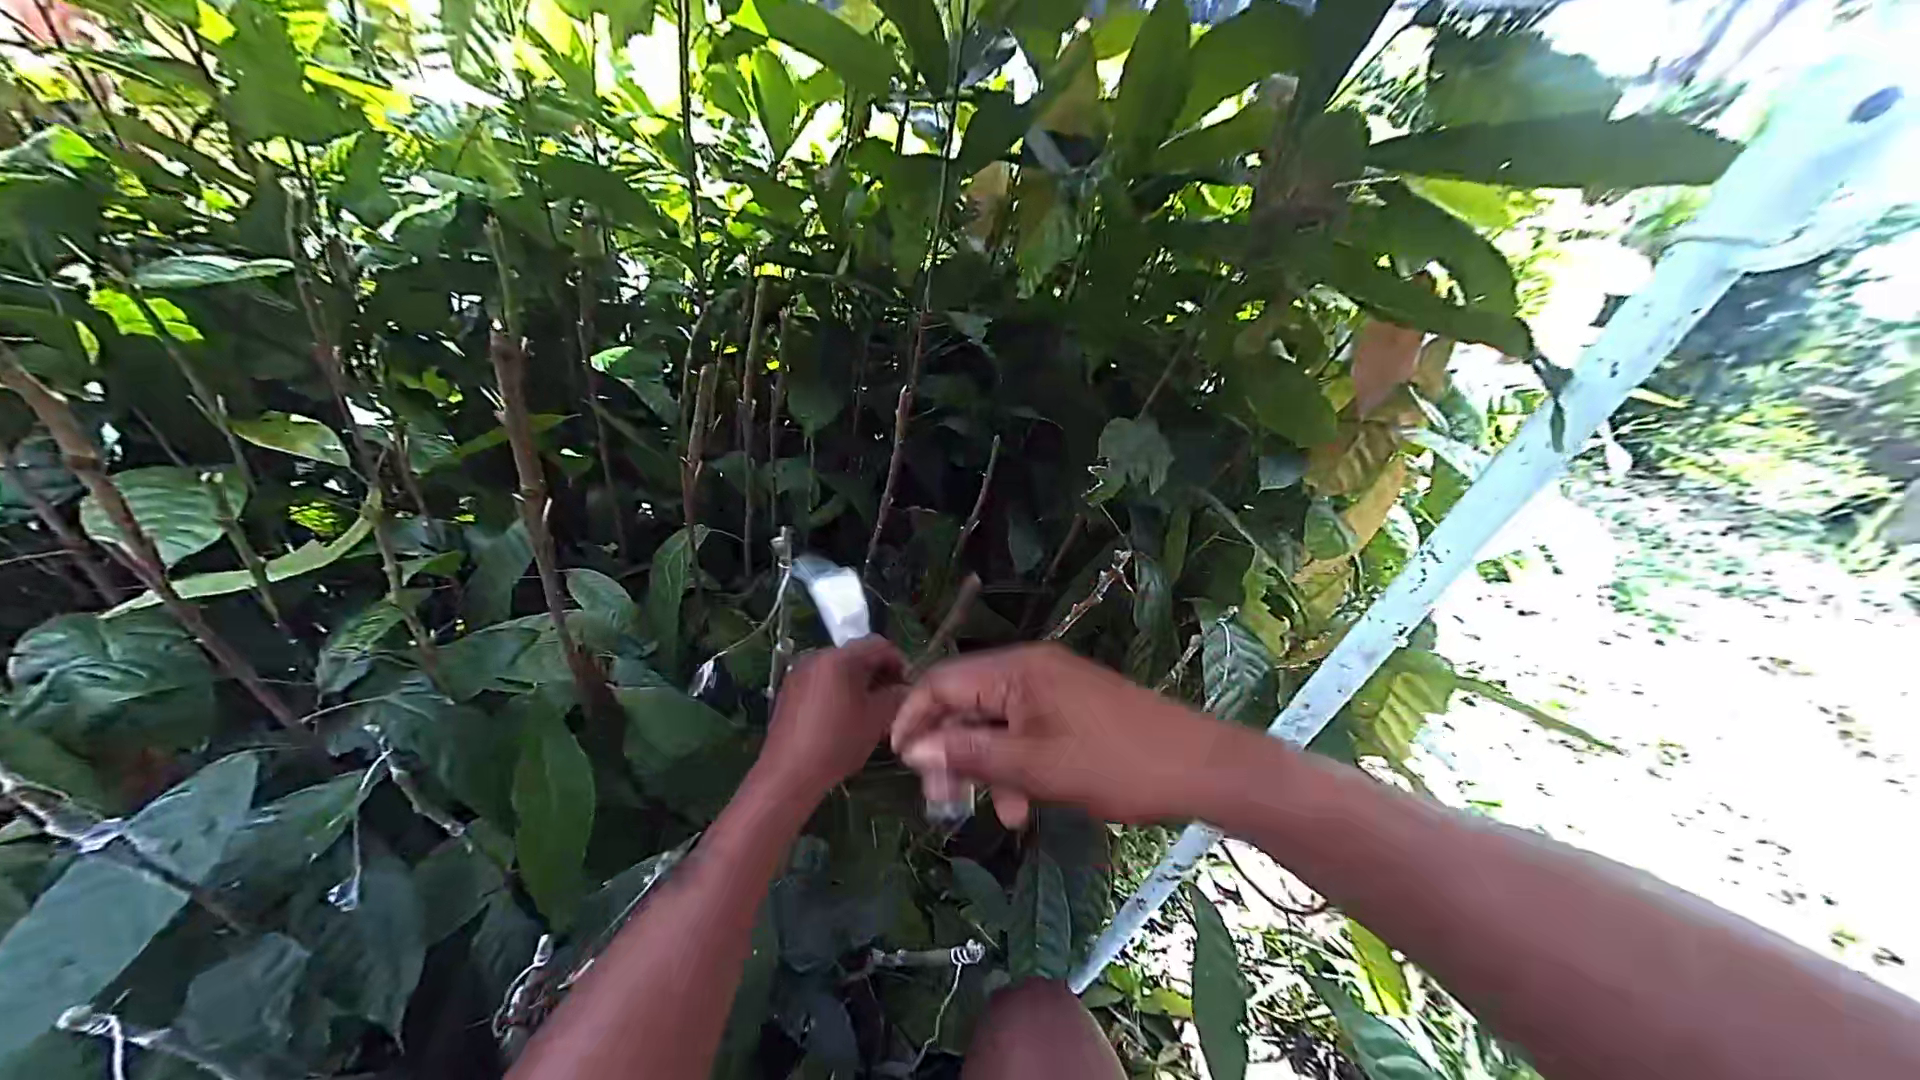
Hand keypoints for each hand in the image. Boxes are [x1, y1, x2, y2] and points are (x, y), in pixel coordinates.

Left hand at [758, 637, 907, 799]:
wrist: (788, 774)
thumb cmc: (837, 743)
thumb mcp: (877, 719)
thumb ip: (897, 696)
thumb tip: (905, 688)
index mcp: (840, 658)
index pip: (879, 644)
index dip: (899, 662)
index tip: (906, 685)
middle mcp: (817, 657)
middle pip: (857, 654)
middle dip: (878, 673)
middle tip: (891, 698)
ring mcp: (799, 672)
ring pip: (839, 668)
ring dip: (859, 682)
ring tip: (869, 710)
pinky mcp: (789, 690)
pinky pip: (822, 680)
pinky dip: (838, 689)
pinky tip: (843, 716)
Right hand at [889, 643, 1254, 827]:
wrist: (1198, 766)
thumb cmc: (1114, 764)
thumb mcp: (1034, 766)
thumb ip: (969, 754)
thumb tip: (912, 749)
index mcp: (1016, 670)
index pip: (942, 681)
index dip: (914, 718)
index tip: (900, 762)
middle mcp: (1029, 669)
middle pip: (967, 704)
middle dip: (953, 751)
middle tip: (946, 799)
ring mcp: (1052, 687)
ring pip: (995, 723)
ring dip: (988, 766)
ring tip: (1002, 812)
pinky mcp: (1069, 707)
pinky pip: (1025, 731)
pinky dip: (1017, 765)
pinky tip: (1026, 804)